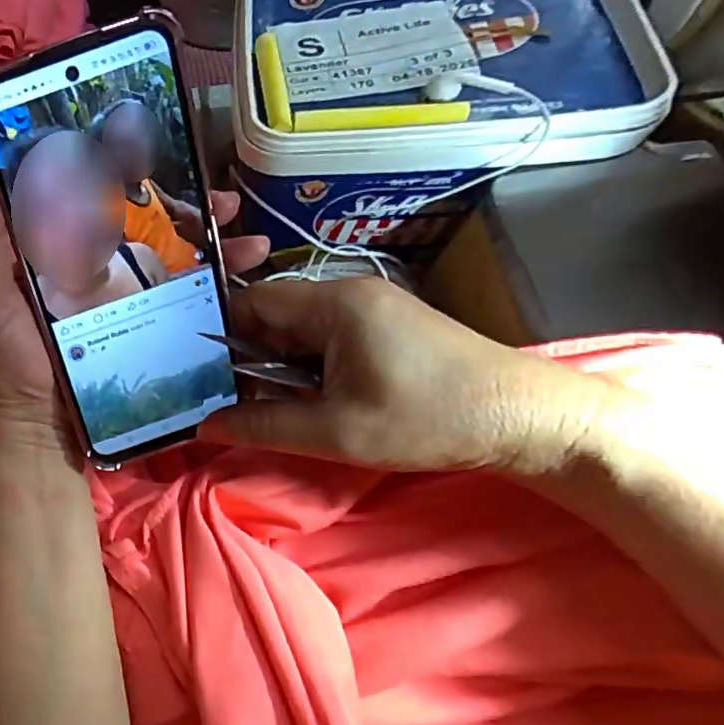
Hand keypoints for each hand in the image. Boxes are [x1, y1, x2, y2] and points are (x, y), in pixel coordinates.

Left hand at [0, 171, 268, 445]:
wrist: (45, 432)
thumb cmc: (11, 365)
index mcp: (51, 248)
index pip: (86, 191)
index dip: (117, 162)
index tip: (150, 139)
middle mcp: (90, 262)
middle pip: (138, 214)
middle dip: (177, 193)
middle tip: (208, 183)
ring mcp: (121, 291)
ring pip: (168, 245)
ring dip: (206, 226)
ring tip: (236, 215)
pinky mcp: (144, 320)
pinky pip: (181, 288)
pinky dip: (214, 272)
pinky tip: (245, 258)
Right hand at [200, 277, 625, 475]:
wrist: (524, 419)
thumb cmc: (427, 419)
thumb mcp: (335, 431)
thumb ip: (263, 425)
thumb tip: (206, 426)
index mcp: (333, 303)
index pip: (251, 301)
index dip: (219, 336)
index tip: (198, 374)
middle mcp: (349, 293)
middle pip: (275, 316)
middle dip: (248, 358)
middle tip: (225, 400)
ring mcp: (373, 308)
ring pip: (301, 332)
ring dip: (280, 367)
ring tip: (263, 406)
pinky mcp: (389, 328)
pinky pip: (329, 341)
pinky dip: (309, 369)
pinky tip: (308, 400)